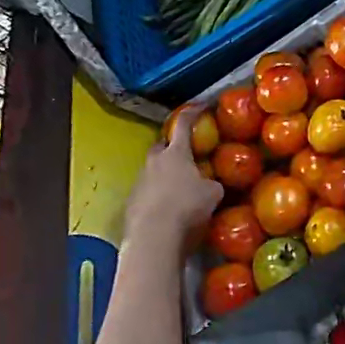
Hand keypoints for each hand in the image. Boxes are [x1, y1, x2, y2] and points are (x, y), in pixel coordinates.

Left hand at [123, 108, 223, 254]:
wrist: (154, 237)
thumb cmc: (187, 207)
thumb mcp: (213, 193)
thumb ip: (213, 183)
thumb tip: (213, 183)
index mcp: (176, 153)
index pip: (183, 125)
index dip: (192, 113)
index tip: (200, 106)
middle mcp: (154, 162)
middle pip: (161, 146)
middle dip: (171, 145)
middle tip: (185, 151)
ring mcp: (139, 182)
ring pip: (152, 170)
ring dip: (164, 173)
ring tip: (178, 185)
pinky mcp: (131, 203)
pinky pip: (147, 191)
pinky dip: (157, 194)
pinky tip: (168, 207)